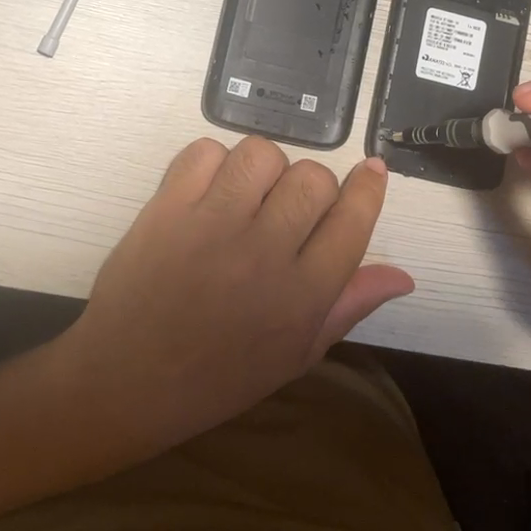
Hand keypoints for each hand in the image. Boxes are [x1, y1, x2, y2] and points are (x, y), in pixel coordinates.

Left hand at [60, 137, 412, 445]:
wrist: (128, 379)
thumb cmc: (216, 376)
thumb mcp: (294, 356)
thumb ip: (348, 307)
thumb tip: (402, 275)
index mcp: (302, 297)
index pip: (353, 221)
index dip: (368, 188)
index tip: (371, 169)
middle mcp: (264, 254)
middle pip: (312, 179)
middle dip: (310, 186)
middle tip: (287, 208)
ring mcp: (213, 225)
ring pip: (261, 154)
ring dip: (262, 169)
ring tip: (245, 196)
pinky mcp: (167, 207)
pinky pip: (204, 151)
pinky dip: (211, 162)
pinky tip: (207, 191)